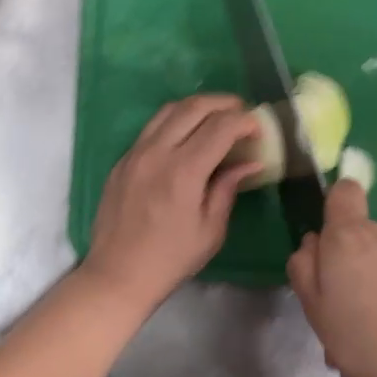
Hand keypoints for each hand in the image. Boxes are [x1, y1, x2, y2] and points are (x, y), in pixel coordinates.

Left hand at [80, 95, 260, 313]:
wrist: (118, 272)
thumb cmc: (171, 258)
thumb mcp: (210, 229)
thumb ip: (228, 188)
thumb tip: (250, 163)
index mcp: (183, 171)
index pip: (220, 126)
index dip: (245, 122)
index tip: (258, 130)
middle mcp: (156, 153)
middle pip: (192, 107)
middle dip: (223, 104)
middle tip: (241, 114)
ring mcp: (134, 154)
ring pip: (167, 112)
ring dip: (195, 107)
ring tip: (215, 118)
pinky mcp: (121, 161)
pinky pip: (149, 129)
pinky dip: (172, 123)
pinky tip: (185, 137)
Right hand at [287, 181, 376, 376]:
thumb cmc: (361, 337)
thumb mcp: (312, 306)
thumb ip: (303, 265)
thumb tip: (313, 243)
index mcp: (348, 236)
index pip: (345, 191)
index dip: (333, 204)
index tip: (325, 236)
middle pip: (356, 234)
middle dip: (343, 261)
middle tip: (335, 306)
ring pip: (375, 261)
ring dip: (364, 285)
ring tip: (358, 330)